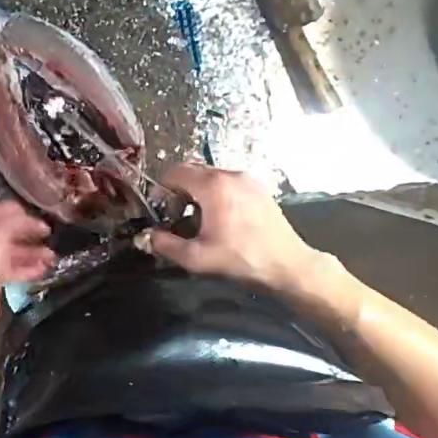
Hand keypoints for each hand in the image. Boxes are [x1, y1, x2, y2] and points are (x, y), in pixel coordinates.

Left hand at [0, 200, 54, 320]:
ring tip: (52, 257)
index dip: (22, 213)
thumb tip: (33, 220)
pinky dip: (26, 268)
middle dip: (29, 234)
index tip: (43, 218)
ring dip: (32, 253)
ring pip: (9, 251)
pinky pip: (10, 269)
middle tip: (51, 236)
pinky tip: (42, 270)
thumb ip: (18, 222)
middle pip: (5, 231)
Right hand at [136, 163, 325, 294]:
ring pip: (212, 178)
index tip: (164, 212)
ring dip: (199, 195)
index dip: (162, 190)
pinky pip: (229, 184)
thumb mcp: (196, 258)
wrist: (288, 265)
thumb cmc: (241, 260)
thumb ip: (166, 245)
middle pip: (193, 172)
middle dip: (180, 192)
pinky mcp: (260, 190)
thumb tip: (149, 236)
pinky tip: (222, 222)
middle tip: (179, 219)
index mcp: (213, 185)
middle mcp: (231, 175)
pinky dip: (218, 196)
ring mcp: (248, 180)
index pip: (175, 171)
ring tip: (201, 224)